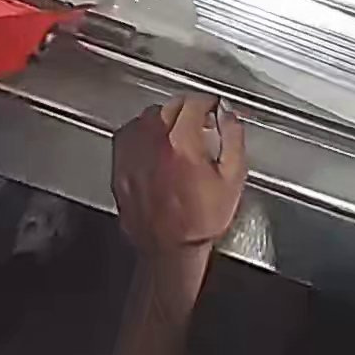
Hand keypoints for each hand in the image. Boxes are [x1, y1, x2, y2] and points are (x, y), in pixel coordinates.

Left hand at [110, 94, 247, 257]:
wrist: (171, 252)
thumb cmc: (203, 219)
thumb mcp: (233, 177)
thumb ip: (234, 139)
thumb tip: (228, 114)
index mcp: (183, 146)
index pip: (192, 105)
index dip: (207, 102)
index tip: (214, 107)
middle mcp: (154, 147)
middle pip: (169, 107)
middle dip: (188, 108)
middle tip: (200, 118)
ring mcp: (134, 159)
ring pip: (146, 117)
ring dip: (164, 117)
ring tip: (177, 127)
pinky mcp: (121, 171)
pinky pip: (126, 135)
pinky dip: (140, 130)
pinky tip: (151, 139)